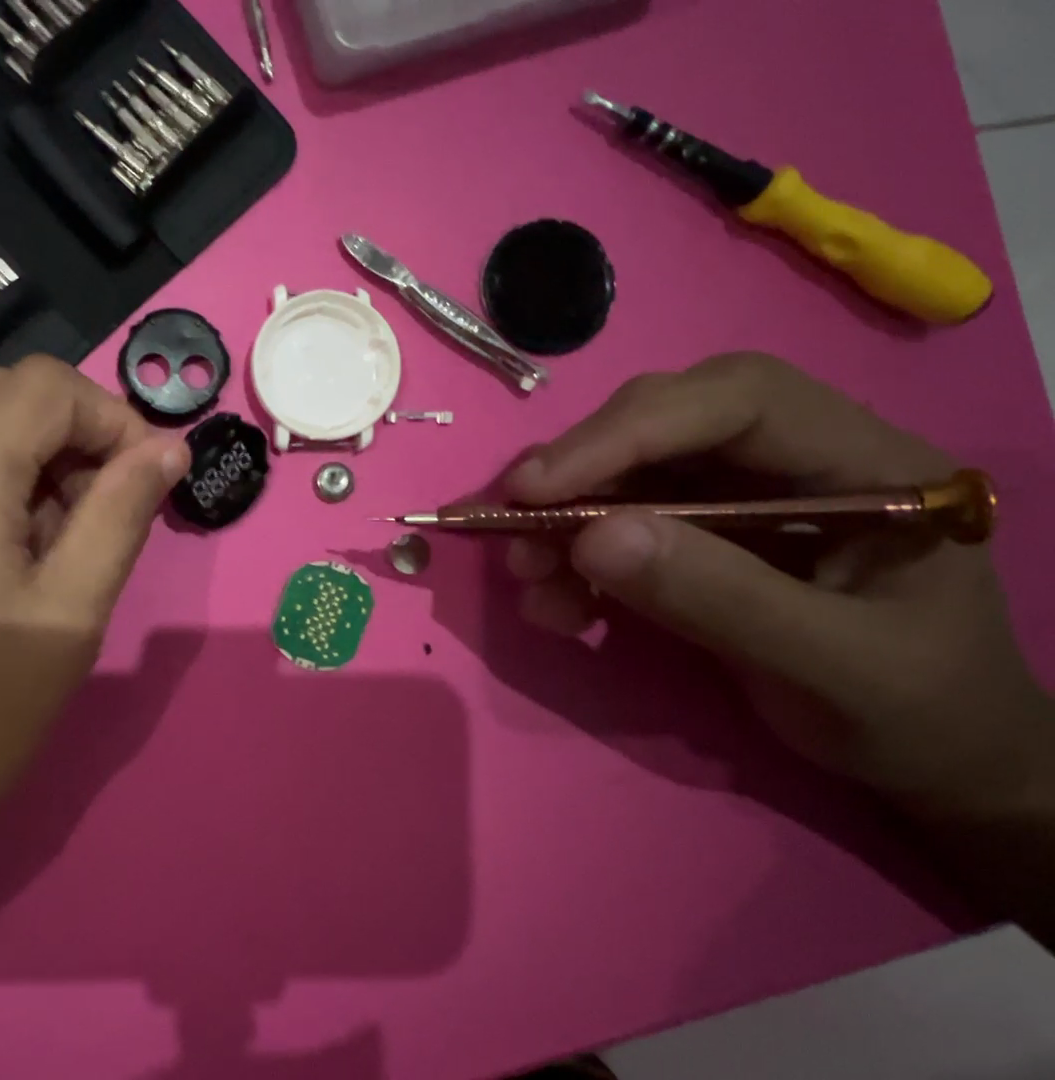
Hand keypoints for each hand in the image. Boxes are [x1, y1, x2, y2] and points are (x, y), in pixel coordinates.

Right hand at [502, 353, 1054, 815]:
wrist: (933, 760)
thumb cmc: (914, 714)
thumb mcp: (835, 668)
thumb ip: (722, 599)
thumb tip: (592, 537)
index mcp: (866, 463)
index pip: (738, 401)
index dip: (632, 429)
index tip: (541, 487)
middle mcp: (795, 459)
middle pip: (667, 420)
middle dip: (584, 469)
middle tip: (515, 524)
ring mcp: (742, 495)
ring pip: (629, 470)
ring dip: (562, 518)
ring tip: (528, 578)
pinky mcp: (701, 533)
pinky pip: (616, 520)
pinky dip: (572, 558)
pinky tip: (558, 606)